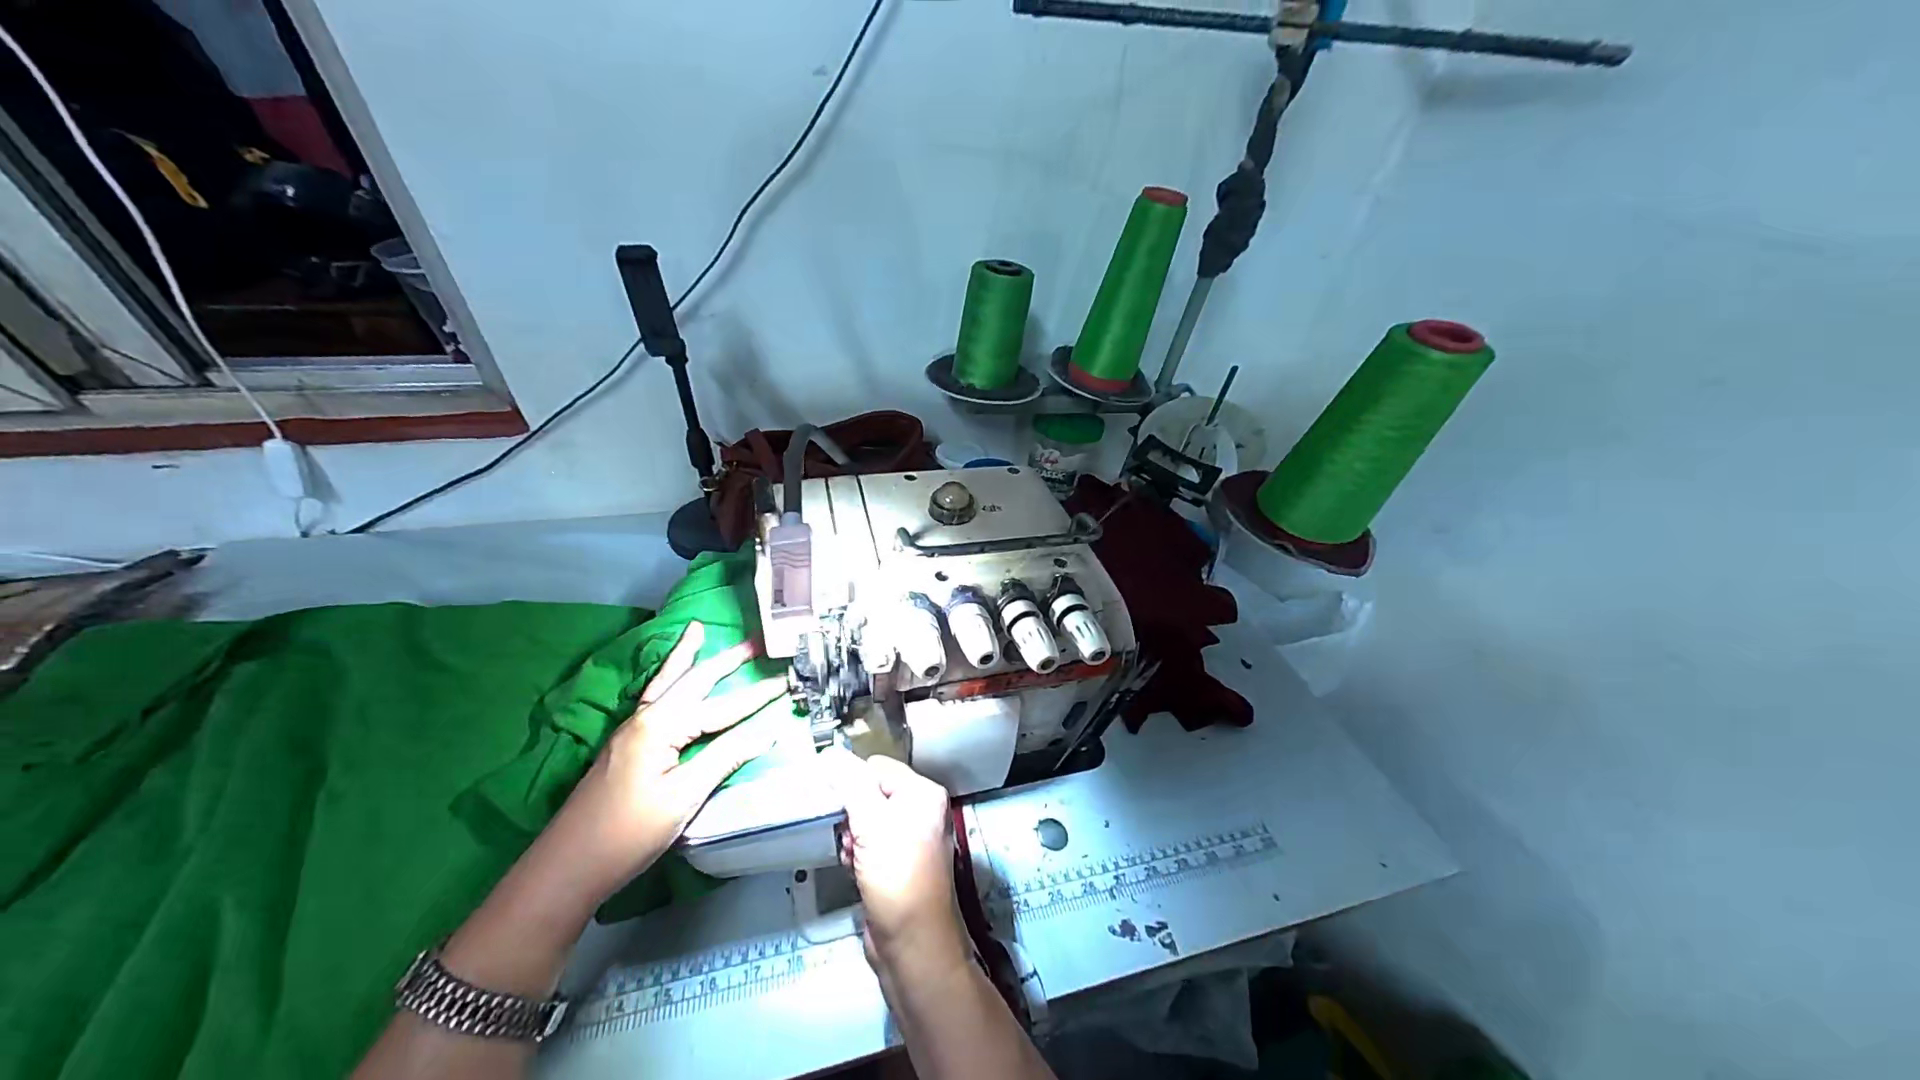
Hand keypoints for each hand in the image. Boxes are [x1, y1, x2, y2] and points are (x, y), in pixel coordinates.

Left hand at [556, 621, 786, 898]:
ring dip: (687, 657)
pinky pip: (653, 696)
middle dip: (723, 661)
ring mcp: (630, 730)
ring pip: (666, 683)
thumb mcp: (684, 796)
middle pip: (691, 681)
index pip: (720, 707)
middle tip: (752, 642)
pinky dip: (667, 677)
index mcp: (660, 727)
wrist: (568, 865)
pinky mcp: (625, 744)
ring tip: (697, 632)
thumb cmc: (628, 833)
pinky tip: (670, 678)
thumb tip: (765, 733)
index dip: (755, 696)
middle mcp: (644, 719)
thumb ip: (724, 758)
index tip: (784, 682)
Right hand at [826, 750, 971, 981]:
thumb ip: (851, 784)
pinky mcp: (897, 864)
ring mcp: (910, 839)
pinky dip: (856, 853)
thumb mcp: (871, 823)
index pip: (876, 768)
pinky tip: (853, 868)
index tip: (835, 804)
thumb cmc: (896, 877)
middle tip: (848, 836)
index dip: (852, 784)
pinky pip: (868, 844)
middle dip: (850, 814)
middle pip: (869, 794)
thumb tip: (831, 755)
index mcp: (923, 793)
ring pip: (865, 821)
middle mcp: (920, 811)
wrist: (912, 944)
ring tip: (851, 855)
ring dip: (851, 836)